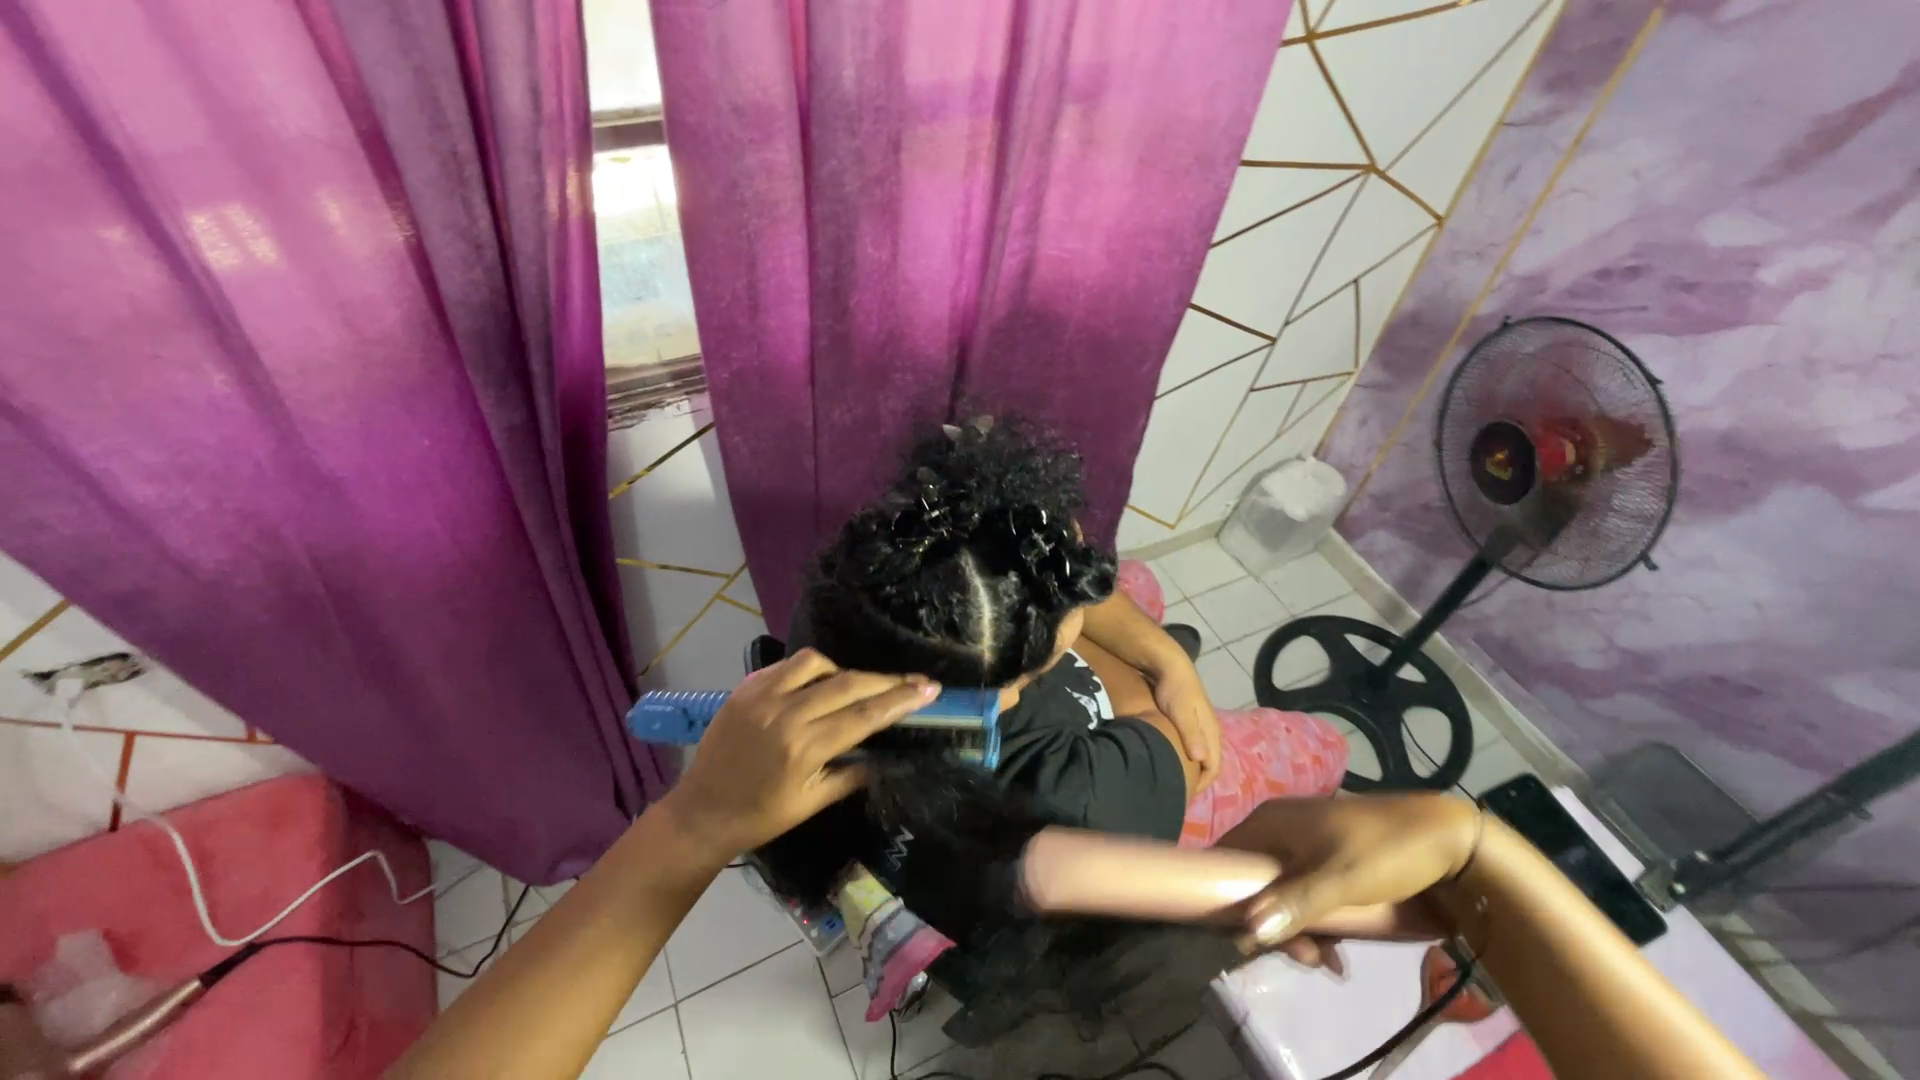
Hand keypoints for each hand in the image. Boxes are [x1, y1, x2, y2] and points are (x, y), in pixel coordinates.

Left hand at [659, 649, 939, 858]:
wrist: (701, 812)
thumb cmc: (760, 817)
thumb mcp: (812, 803)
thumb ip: (851, 775)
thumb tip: (885, 756)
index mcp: (804, 747)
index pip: (864, 715)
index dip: (901, 699)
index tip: (929, 688)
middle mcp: (785, 714)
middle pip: (849, 684)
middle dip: (887, 680)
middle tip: (914, 679)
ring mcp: (762, 696)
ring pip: (816, 663)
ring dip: (844, 671)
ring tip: (855, 686)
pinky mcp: (745, 688)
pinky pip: (786, 665)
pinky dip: (809, 670)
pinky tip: (818, 684)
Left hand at [1149, 661, 1222, 790]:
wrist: (1169, 665)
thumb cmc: (1174, 690)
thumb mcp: (1182, 712)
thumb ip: (1191, 734)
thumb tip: (1201, 759)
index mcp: (1212, 733)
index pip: (1213, 767)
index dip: (1201, 784)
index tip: (1184, 795)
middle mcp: (1211, 732)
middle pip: (1209, 764)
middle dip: (1197, 780)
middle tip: (1178, 792)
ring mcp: (1202, 726)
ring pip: (1202, 755)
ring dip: (1192, 769)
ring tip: (1176, 780)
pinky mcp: (1191, 722)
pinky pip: (1194, 746)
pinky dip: (1187, 758)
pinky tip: (1172, 759)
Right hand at [1221, 794, 1480, 956]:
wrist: (1449, 837)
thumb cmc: (1386, 850)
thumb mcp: (1339, 879)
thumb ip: (1294, 904)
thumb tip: (1248, 934)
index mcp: (1270, 822)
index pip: (1224, 857)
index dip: (1224, 896)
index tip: (1243, 937)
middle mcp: (1280, 829)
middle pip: (1255, 882)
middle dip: (1274, 925)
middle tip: (1306, 958)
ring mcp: (1306, 843)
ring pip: (1283, 892)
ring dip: (1299, 929)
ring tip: (1329, 961)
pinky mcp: (1329, 858)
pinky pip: (1306, 892)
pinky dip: (1316, 920)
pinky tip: (1340, 949)